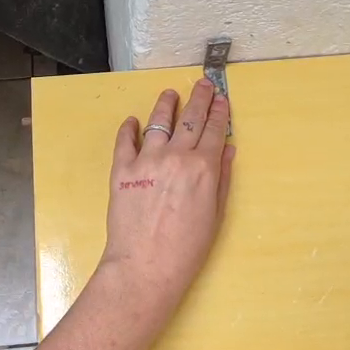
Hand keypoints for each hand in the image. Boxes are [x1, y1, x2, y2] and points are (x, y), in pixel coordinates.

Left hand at [96, 78, 234, 313]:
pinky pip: (125, 140)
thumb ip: (221, 177)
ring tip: (169, 94)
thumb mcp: (215, 214)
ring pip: (158, 122)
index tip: (221, 97)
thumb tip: (227, 148)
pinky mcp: (122, 169)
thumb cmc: (187, 249)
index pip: (213, 129)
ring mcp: (147, 160)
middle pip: (189, 118)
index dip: (219, 111)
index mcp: (203, 167)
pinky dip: (129, 128)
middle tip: (202, 83)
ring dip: (166, 105)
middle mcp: (176, 156)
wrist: (145, 266)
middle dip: (199, 98)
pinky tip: (133, 121)